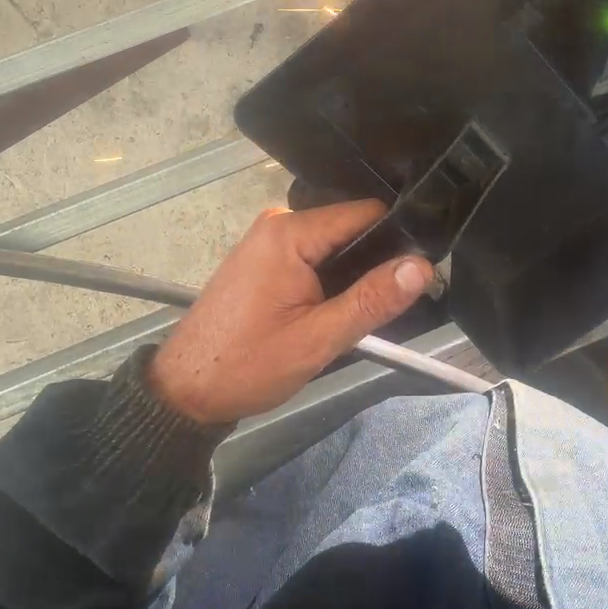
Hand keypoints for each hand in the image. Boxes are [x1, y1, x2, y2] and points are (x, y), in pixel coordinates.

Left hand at [149, 201, 433, 424]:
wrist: (183, 394)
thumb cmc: (247, 366)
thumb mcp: (318, 338)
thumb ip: (372, 299)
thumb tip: (423, 267)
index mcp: (290, 232)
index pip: (366, 213)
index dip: (399, 236)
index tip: (424, 267)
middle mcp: (278, 223)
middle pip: (352, 227)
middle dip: (378, 258)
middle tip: (399, 297)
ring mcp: (268, 240)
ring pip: (335, 244)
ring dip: (355, 271)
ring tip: (373, 304)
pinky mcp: (265, 258)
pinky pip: (315, 255)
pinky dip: (332, 277)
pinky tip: (339, 305)